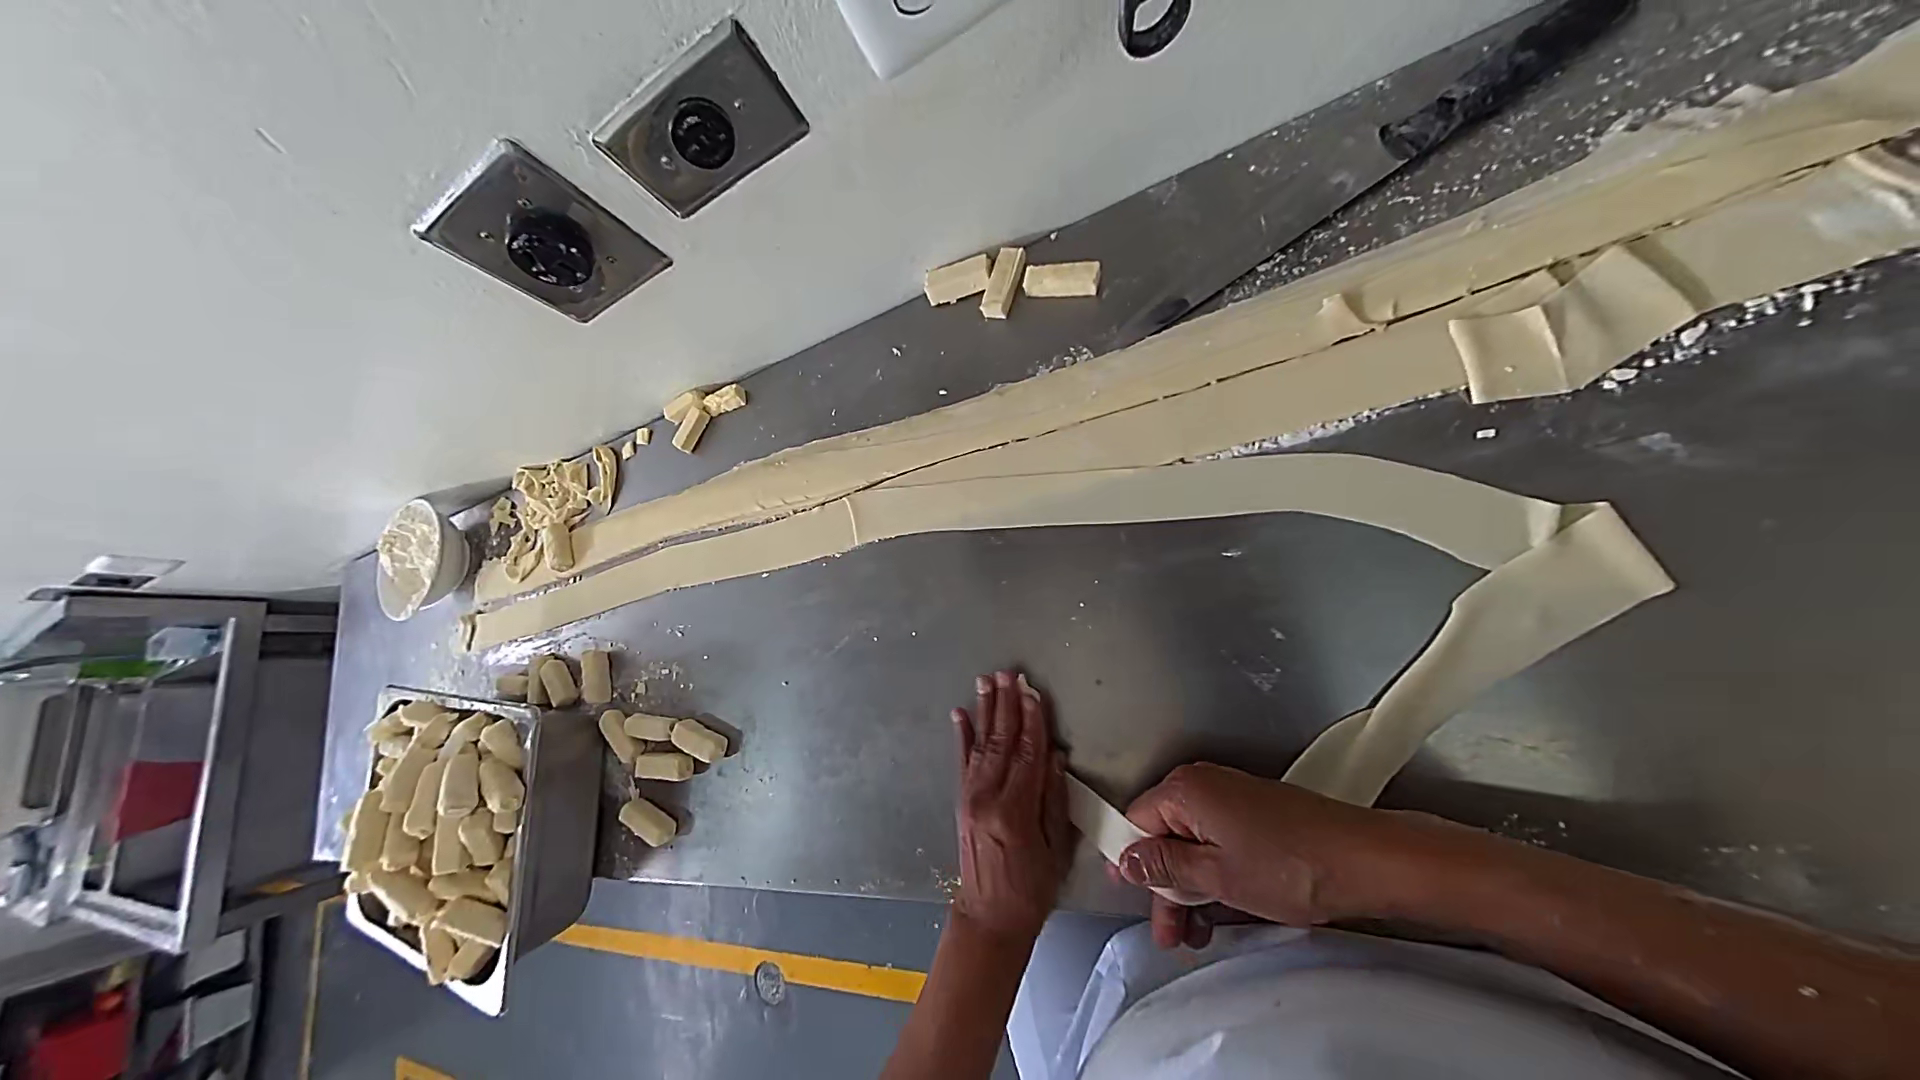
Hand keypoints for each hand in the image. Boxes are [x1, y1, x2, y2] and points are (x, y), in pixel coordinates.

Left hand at [950, 671, 1073, 943]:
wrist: (989, 916)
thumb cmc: (1031, 888)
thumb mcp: (1057, 849)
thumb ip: (1056, 801)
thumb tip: (1056, 758)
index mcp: (1016, 810)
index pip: (1028, 754)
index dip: (1034, 721)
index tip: (1035, 693)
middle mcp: (988, 797)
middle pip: (1002, 741)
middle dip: (1007, 704)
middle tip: (1009, 674)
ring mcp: (970, 797)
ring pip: (981, 744)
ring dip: (985, 710)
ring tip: (987, 681)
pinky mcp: (961, 800)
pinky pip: (962, 761)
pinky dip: (962, 735)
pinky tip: (961, 714)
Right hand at [1115, 763, 1482, 948]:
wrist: (1366, 861)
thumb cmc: (1299, 863)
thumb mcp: (1215, 876)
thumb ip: (1164, 867)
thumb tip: (1130, 860)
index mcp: (1185, 789)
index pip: (1134, 821)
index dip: (1130, 862)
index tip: (1131, 892)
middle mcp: (1204, 783)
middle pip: (1161, 833)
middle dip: (1164, 884)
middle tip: (1169, 926)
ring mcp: (1229, 796)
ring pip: (1190, 842)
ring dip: (1189, 887)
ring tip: (1197, 929)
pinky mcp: (1251, 811)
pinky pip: (1215, 840)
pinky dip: (1213, 873)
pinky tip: (1220, 907)